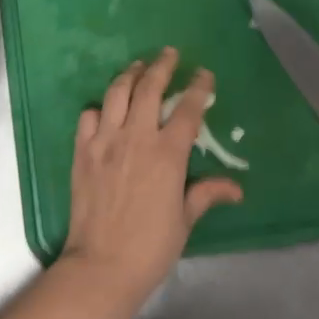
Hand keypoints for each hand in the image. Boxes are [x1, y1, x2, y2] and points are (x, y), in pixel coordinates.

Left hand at [61, 48, 243, 303]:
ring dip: (129, 74)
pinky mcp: (82, 149)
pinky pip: (88, 115)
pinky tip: (105, 107)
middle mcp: (136, 137)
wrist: (102, 264)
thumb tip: (236, 188)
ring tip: (138, 66)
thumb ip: (206, 194)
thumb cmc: (150, 246)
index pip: (187, 110)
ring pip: (117, 92)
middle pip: (149, 88)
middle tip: (169, 54)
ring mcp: (105, 140)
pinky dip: (98, 107)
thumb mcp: (185, 220)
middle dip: (162, 66)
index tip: (204, 74)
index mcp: (167, 154)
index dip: (198, 88)